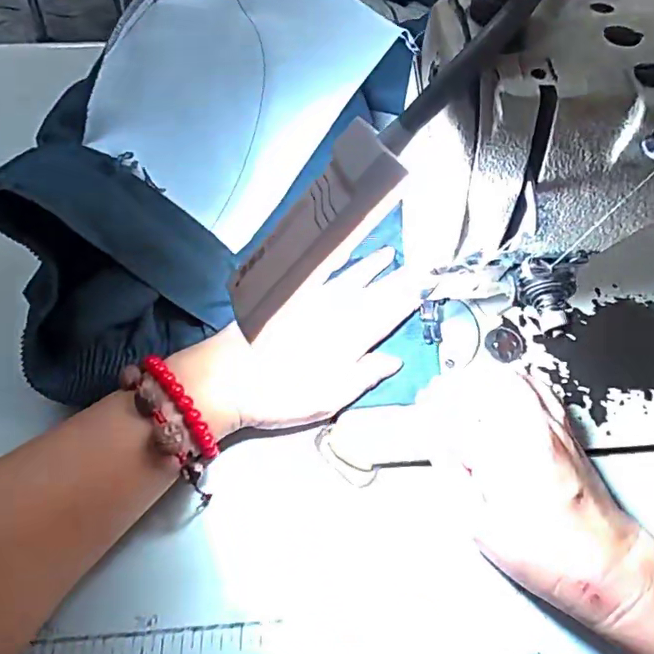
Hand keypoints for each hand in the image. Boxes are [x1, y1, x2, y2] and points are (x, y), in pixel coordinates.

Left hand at [171, 248, 425, 434]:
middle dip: (398, 279)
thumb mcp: (327, 398)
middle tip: (420, 264)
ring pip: (348, 278)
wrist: (225, 376)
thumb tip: (393, 359)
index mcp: (348, 340)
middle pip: (373, 293)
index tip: (427, 286)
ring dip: (370, 266)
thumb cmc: (279, 395)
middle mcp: (333, 314)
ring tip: (388, 254)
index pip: (387, 315)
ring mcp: (310, 301)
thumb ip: (363, 376)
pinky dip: (335, 264)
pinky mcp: (287, 296)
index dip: (408, 300)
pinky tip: (342, 259)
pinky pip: (319, 274)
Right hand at [422, 367, 653, 633]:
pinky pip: (535, 385)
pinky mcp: (565, 427)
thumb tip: (438, 449)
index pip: (454, 416)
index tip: (419, 418)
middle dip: (450, 389)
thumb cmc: (551, 555)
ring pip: (506, 378)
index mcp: (503, 456)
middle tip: (434, 401)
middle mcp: (528, 431)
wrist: (606, 560)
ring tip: (461, 393)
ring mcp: (550, 424)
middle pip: (480, 385)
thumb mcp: (482, 529)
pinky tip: (499, 391)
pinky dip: (509, 380)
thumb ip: (453, 481)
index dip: (430, 414)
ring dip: (477, 381)